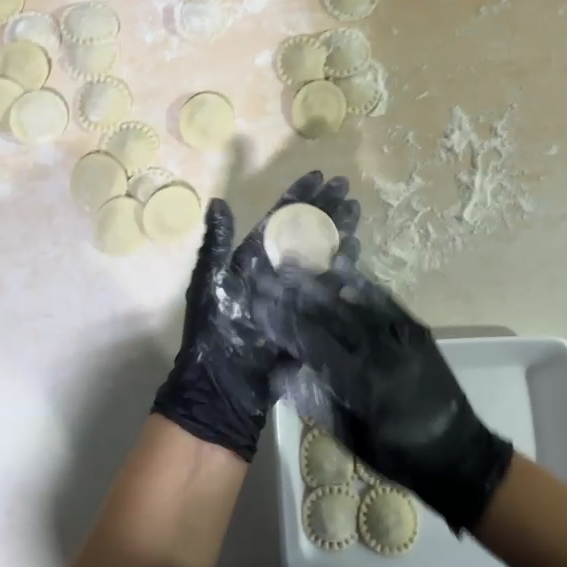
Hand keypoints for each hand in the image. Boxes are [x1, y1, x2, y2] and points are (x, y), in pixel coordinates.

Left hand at [150, 173, 359, 460]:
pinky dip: (343, 271)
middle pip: (304, 233)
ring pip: (320, 256)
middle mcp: (274, 273)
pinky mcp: (308, 319)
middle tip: (347, 188)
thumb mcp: (208, 286)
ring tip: (357, 213)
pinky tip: (357, 254)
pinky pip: (328, 290)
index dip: (298, 197)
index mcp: (250, 261)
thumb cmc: (211, 335)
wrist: (223, 390)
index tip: (318, 176)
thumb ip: (217, 245)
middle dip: (325, 210)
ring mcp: (293, 296)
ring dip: (338, 234)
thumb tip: (217, 201)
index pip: (278, 220)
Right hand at [257, 264, 513, 531]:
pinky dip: (361, 287)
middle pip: (333, 314)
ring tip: (299, 268)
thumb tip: (284, 367)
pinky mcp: (418, 332)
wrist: (457, 454)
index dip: (284, 323)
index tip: (261, 307)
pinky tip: (341, 273)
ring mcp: (403, 338)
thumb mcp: (349, 437)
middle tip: (273, 277)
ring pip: (358, 302)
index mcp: (362, 384)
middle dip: (299, 294)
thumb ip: (318, 398)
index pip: (314, 343)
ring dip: (326, 284)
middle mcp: (382, 353)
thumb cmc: (397, 456)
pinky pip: (385, 302)